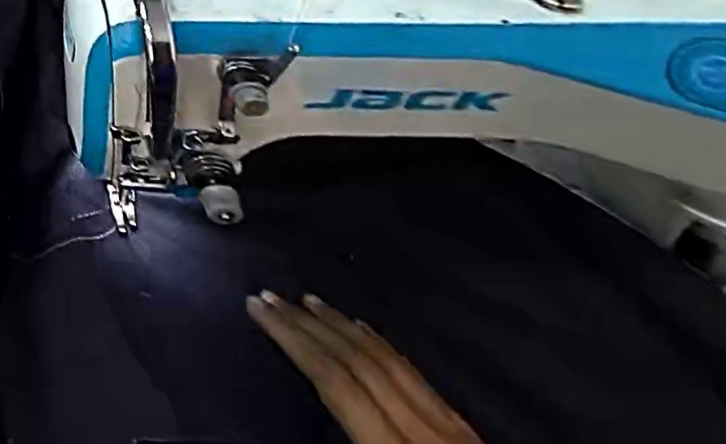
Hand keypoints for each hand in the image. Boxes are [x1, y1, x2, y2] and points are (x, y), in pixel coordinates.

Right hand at [247, 291, 482, 443]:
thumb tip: (317, 406)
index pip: (336, 383)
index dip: (292, 340)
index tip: (259, 309)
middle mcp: (426, 435)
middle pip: (356, 362)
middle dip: (306, 325)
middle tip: (269, 296)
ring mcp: (452, 430)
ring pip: (386, 360)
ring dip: (340, 325)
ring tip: (305, 300)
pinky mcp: (467, 433)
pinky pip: (414, 374)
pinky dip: (377, 344)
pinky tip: (360, 330)